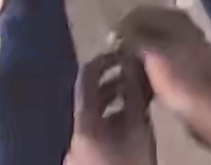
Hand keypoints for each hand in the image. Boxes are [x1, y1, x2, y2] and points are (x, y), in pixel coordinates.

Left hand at [67, 50, 156, 164]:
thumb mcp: (139, 129)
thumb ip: (134, 92)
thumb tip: (133, 62)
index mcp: (83, 123)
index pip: (86, 75)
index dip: (106, 59)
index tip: (126, 55)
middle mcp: (72, 135)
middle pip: (89, 97)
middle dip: (113, 84)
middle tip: (136, 78)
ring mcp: (74, 154)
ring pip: (91, 117)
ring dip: (112, 104)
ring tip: (136, 102)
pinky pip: (92, 136)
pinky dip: (108, 125)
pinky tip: (128, 129)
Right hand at [115, 7, 210, 121]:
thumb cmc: (180, 79)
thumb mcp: (152, 54)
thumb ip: (133, 38)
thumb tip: (118, 30)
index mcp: (175, 17)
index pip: (140, 13)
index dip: (122, 26)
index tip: (108, 44)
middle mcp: (183, 27)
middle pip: (149, 29)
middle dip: (131, 42)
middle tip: (115, 59)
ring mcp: (188, 48)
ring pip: (156, 48)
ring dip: (141, 58)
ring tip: (125, 73)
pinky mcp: (190, 70)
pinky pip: (164, 64)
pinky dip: (152, 71)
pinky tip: (143, 84)